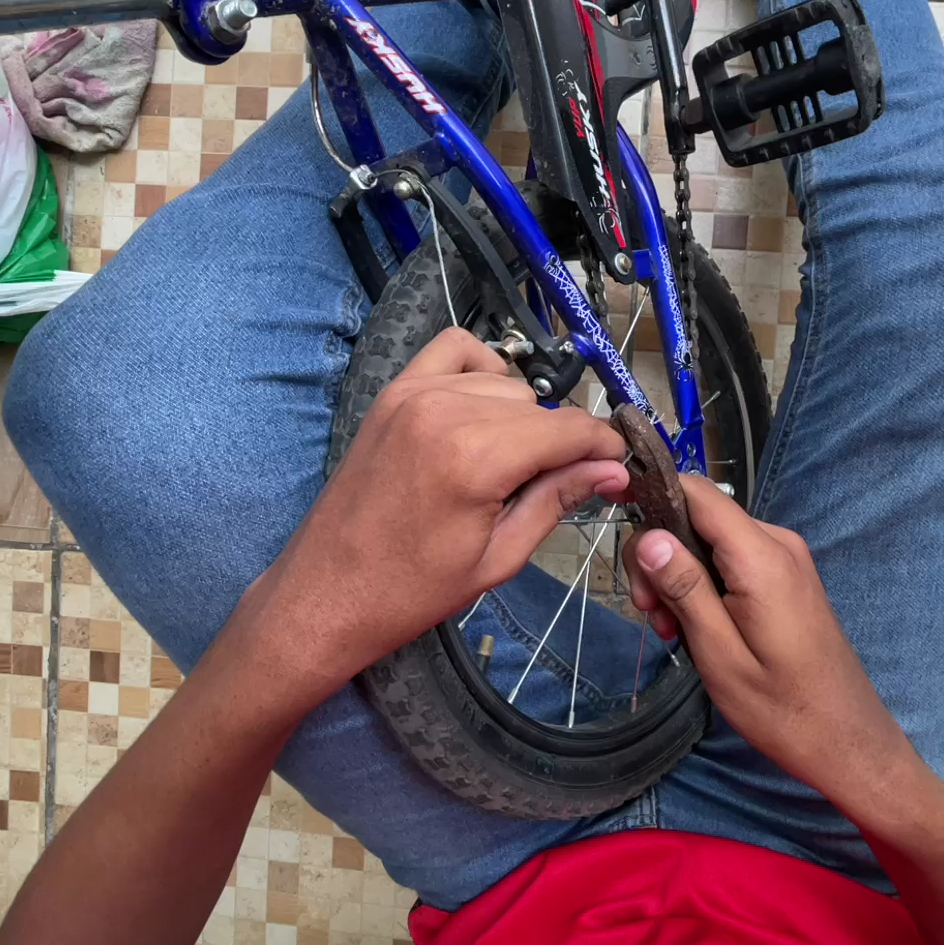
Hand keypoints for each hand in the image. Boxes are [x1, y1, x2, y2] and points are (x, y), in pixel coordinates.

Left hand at [242, 328, 628, 683]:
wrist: (325, 594)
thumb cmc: (412, 591)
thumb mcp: (500, 557)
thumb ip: (558, 499)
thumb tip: (613, 470)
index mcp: (476, 457)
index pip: (568, 429)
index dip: (603, 445)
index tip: (618, 464)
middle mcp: (446, 410)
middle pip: (541, 406)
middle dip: (562, 441)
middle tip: (556, 482)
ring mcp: (414, 393)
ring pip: (507, 382)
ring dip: (523, 416)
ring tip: (510, 461)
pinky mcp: (394, 392)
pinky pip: (456, 350)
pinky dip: (482, 370)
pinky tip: (483, 408)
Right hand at [622, 476, 924, 811]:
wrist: (847, 741)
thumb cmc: (781, 708)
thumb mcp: (720, 654)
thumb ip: (684, 588)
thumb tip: (647, 536)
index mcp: (761, 556)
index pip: (696, 491)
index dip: (652, 497)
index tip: (625, 543)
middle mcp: (775, 541)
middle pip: (696, 516)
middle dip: (661, 557)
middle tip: (652, 617)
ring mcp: (783, 556)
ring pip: (708, 539)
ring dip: (679, 576)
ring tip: (674, 631)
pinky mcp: (783, 573)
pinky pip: (729, 558)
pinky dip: (703, 584)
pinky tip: (698, 626)